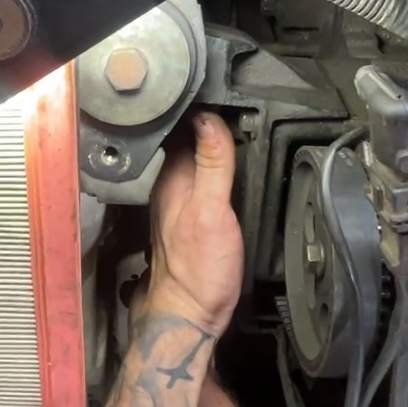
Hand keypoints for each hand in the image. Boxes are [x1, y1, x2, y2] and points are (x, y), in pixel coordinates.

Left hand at [147, 112, 244, 335]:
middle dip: (209, 120)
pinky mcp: (189, 217)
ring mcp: (178, 201)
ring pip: (195, 159)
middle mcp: (170, 185)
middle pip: (189, 140)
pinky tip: (228, 167)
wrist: (190, 315)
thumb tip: (208, 118)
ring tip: (235, 125)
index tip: (226, 91)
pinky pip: (201, 179)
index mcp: (172, 178)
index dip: (204, 107)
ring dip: (211, 142)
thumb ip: (212, 164)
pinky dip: (214, 167)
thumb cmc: (197, 271)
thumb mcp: (211, 211)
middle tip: (237, 103)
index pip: (184, 127)